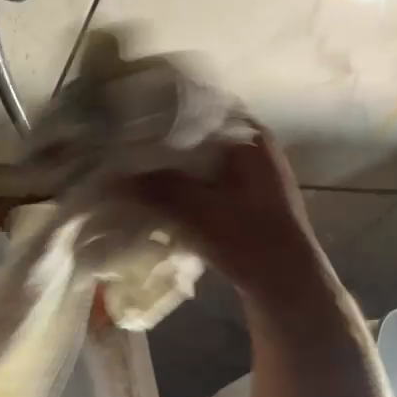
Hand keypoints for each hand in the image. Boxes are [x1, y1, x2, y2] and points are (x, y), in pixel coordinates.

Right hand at [122, 130, 335, 305]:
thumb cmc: (249, 239)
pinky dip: (180, 191)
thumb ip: (156, 188)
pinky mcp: (243, 203)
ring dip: (168, 173)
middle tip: (122, 155)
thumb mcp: (198, 211)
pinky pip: (203, 186)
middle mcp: (252, 150)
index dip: (161, 119)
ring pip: (197, 165)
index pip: (198, 111)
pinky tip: (154, 201)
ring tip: (131, 178)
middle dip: (160, 150)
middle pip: (196, 139)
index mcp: (250, 138)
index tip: (128, 128)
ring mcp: (249, 178)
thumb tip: (111, 178)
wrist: (285, 286)